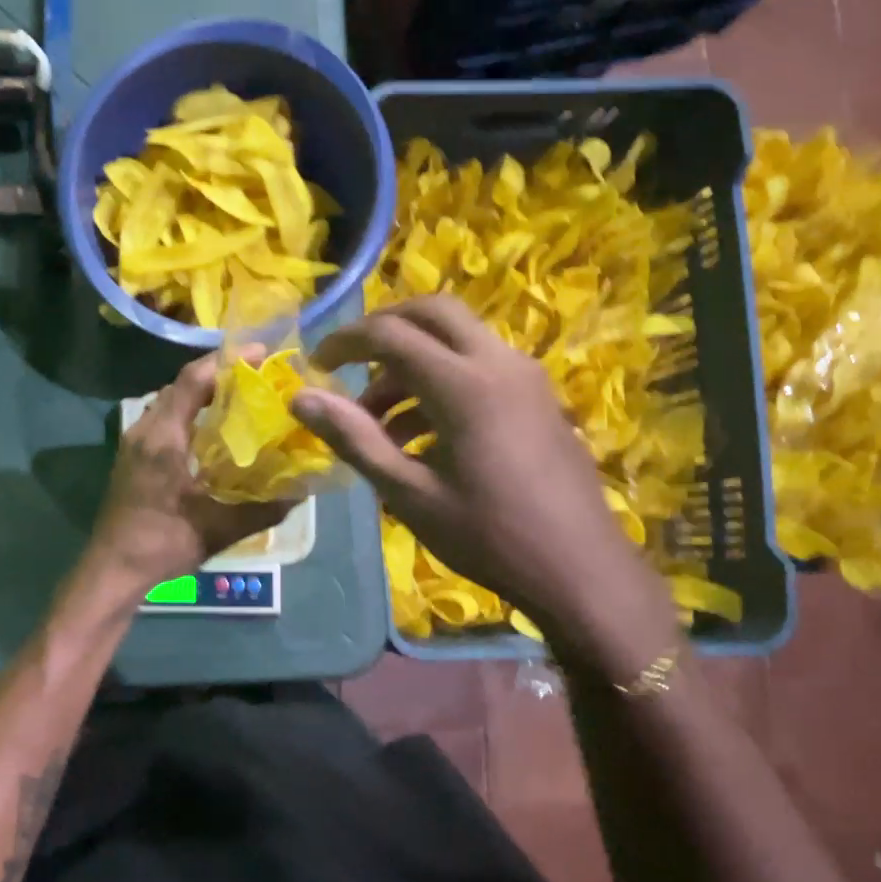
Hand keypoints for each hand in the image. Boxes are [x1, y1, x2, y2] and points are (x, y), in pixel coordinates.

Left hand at [89, 351, 294, 585]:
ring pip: (168, 401)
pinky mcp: (130, 457)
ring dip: (200, 393)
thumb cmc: (161, 545)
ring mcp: (132, 443)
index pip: (193, 381)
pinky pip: (161, 419)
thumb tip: (301, 491)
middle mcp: (144, 430)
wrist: (112, 569)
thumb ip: (261, 509)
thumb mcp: (218, 529)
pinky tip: (210, 431)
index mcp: (163, 438)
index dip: (226, 362)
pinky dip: (187, 412)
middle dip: (217, 374)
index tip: (260, 354)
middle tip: (257, 377)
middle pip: (180, 385)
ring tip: (238, 398)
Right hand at [291, 296, 673, 643]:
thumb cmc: (486, 535)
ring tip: (376, 422)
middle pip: (433, 312)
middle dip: (383, 328)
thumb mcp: (408, 492)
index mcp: (464, 384)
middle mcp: (498, 363)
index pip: (391, 335)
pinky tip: (418, 437)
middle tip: (347, 364)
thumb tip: (300, 398)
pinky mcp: (536, 398)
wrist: (579, 569)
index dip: (345, 342)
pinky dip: (440, 380)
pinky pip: (479, 366)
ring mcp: (525, 378)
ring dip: (411, 362)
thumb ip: (354, 438)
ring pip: (457, 339)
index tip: (314, 365)